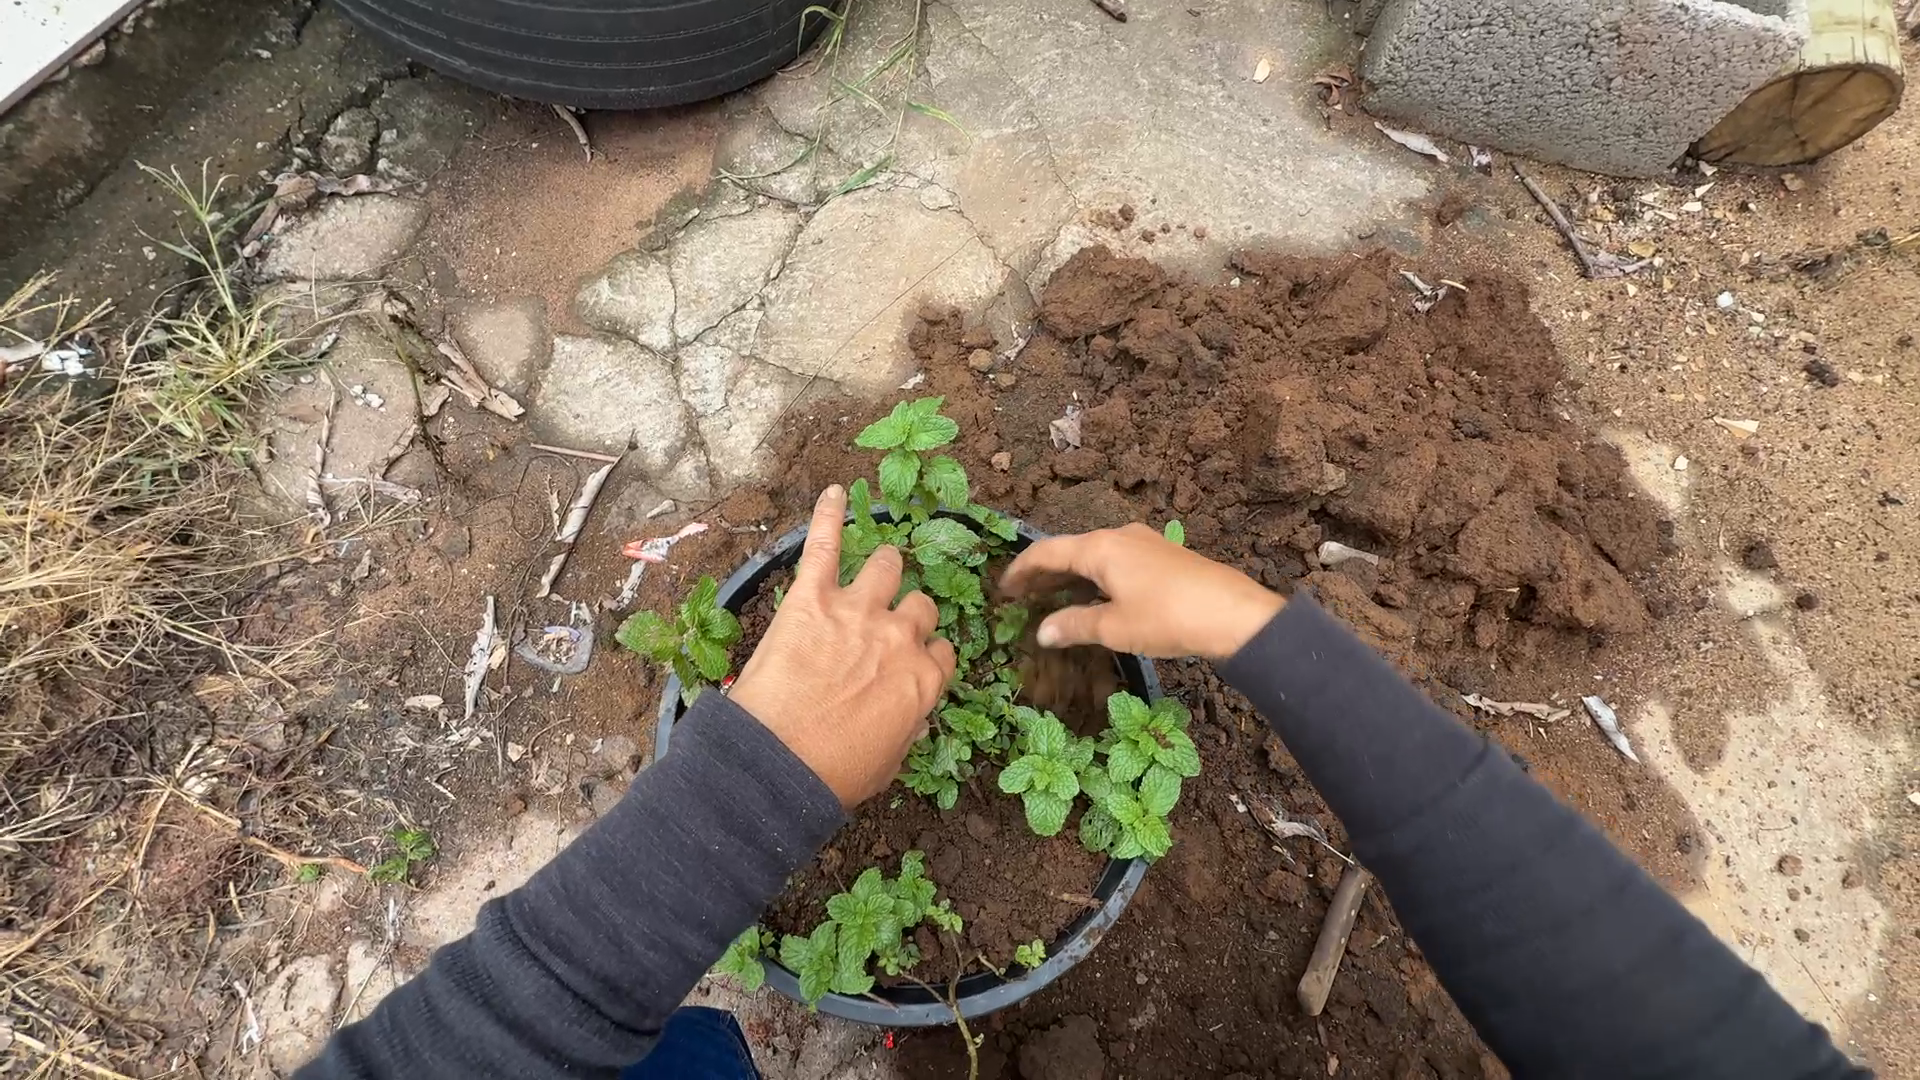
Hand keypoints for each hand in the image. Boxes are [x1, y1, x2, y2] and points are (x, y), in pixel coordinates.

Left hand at [729, 486, 957, 807]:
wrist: (774, 766)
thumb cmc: (832, 774)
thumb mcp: (890, 761)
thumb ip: (909, 726)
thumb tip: (914, 712)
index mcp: (923, 679)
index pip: (943, 650)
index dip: (926, 656)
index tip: (910, 664)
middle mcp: (899, 636)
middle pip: (920, 605)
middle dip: (908, 614)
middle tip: (885, 629)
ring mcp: (857, 610)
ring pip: (887, 565)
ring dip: (883, 571)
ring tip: (873, 573)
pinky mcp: (812, 596)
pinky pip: (824, 542)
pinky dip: (828, 514)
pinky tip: (834, 493)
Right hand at [1000, 523, 1283, 660]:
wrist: (1235, 615)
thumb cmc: (1167, 617)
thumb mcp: (1114, 627)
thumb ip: (1074, 625)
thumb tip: (1042, 631)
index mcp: (1100, 547)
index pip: (1047, 551)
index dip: (1021, 569)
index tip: (1003, 587)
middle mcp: (1118, 536)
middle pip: (1069, 549)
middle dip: (1042, 572)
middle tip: (1020, 595)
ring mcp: (1143, 543)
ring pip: (1093, 555)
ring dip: (1069, 575)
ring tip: (1051, 597)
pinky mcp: (1162, 556)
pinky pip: (1114, 561)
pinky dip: (1093, 576)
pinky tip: (1093, 597)